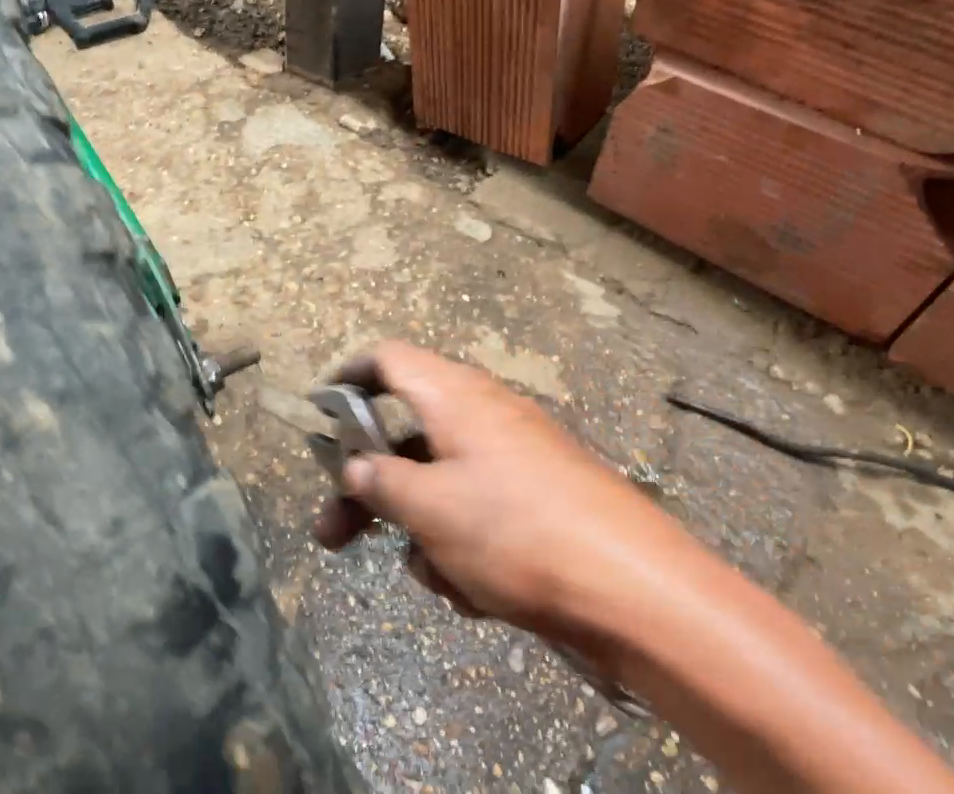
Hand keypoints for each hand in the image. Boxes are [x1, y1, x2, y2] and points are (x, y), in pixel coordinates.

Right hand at [313, 342, 705, 650]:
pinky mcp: (541, 503)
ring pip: (440, 487)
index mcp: (455, 396)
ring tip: (440, 579)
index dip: (346, 379)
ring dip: (422, 532)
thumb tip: (357, 468)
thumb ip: (379, 482)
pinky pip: (479, 515)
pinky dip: (465, 548)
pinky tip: (478, 593)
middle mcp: (485, 417)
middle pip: (405, 439)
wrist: (636, 592)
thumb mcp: (428, 507)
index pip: (388, 360)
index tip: (317, 412)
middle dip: (368, 491)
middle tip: (331, 536)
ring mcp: (516, 461)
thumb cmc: (515, 532)